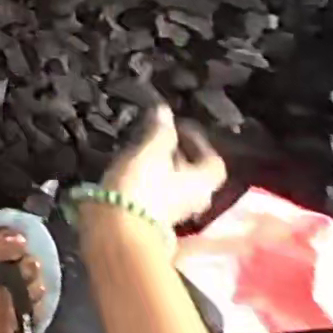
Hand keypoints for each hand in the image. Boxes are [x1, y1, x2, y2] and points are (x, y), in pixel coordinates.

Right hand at [101, 104, 226, 230]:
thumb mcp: (149, 152)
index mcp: (203, 182)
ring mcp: (176, 207)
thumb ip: (160, 131)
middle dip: (180, 152)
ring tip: (143, 148)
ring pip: (176, 180)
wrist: (119, 222)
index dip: (199, 142)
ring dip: (164, 164)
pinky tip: (133, 167)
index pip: (212, 160)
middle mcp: (197, 197)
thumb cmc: (142, 184)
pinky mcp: (154, 211)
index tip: (180, 125)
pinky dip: (151, 175)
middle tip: (160, 134)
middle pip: (196, 172)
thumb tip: (165, 110)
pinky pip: (160, 188)